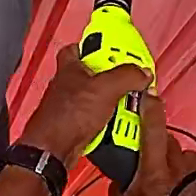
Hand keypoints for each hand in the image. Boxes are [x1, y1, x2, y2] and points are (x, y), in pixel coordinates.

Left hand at [17, 45, 150, 161]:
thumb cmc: (64, 117)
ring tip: (125, 108)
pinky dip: (109, 123)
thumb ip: (127, 76)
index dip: (98, 45)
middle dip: (116, 81)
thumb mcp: (105, 88)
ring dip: (115, 105)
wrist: (53, 151)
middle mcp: (71, 86)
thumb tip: (142, 73)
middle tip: (130, 83)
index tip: (118, 48)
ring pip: (101, 100)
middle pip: (99, 76)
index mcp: (71, 67)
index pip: (82, 46)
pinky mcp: (78, 125)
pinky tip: (115, 126)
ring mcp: (74, 107)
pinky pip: (100, 120)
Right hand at [106, 93, 195, 195]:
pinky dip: (183, 181)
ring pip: (182, 157)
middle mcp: (179, 172)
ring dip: (171, 162)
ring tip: (161, 181)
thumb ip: (119, 189)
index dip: (149, 106)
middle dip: (154, 142)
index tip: (144, 95)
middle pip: (167, 140)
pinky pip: (193, 177)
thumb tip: (120, 178)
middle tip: (142, 155)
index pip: (153, 127)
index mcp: (154, 174)